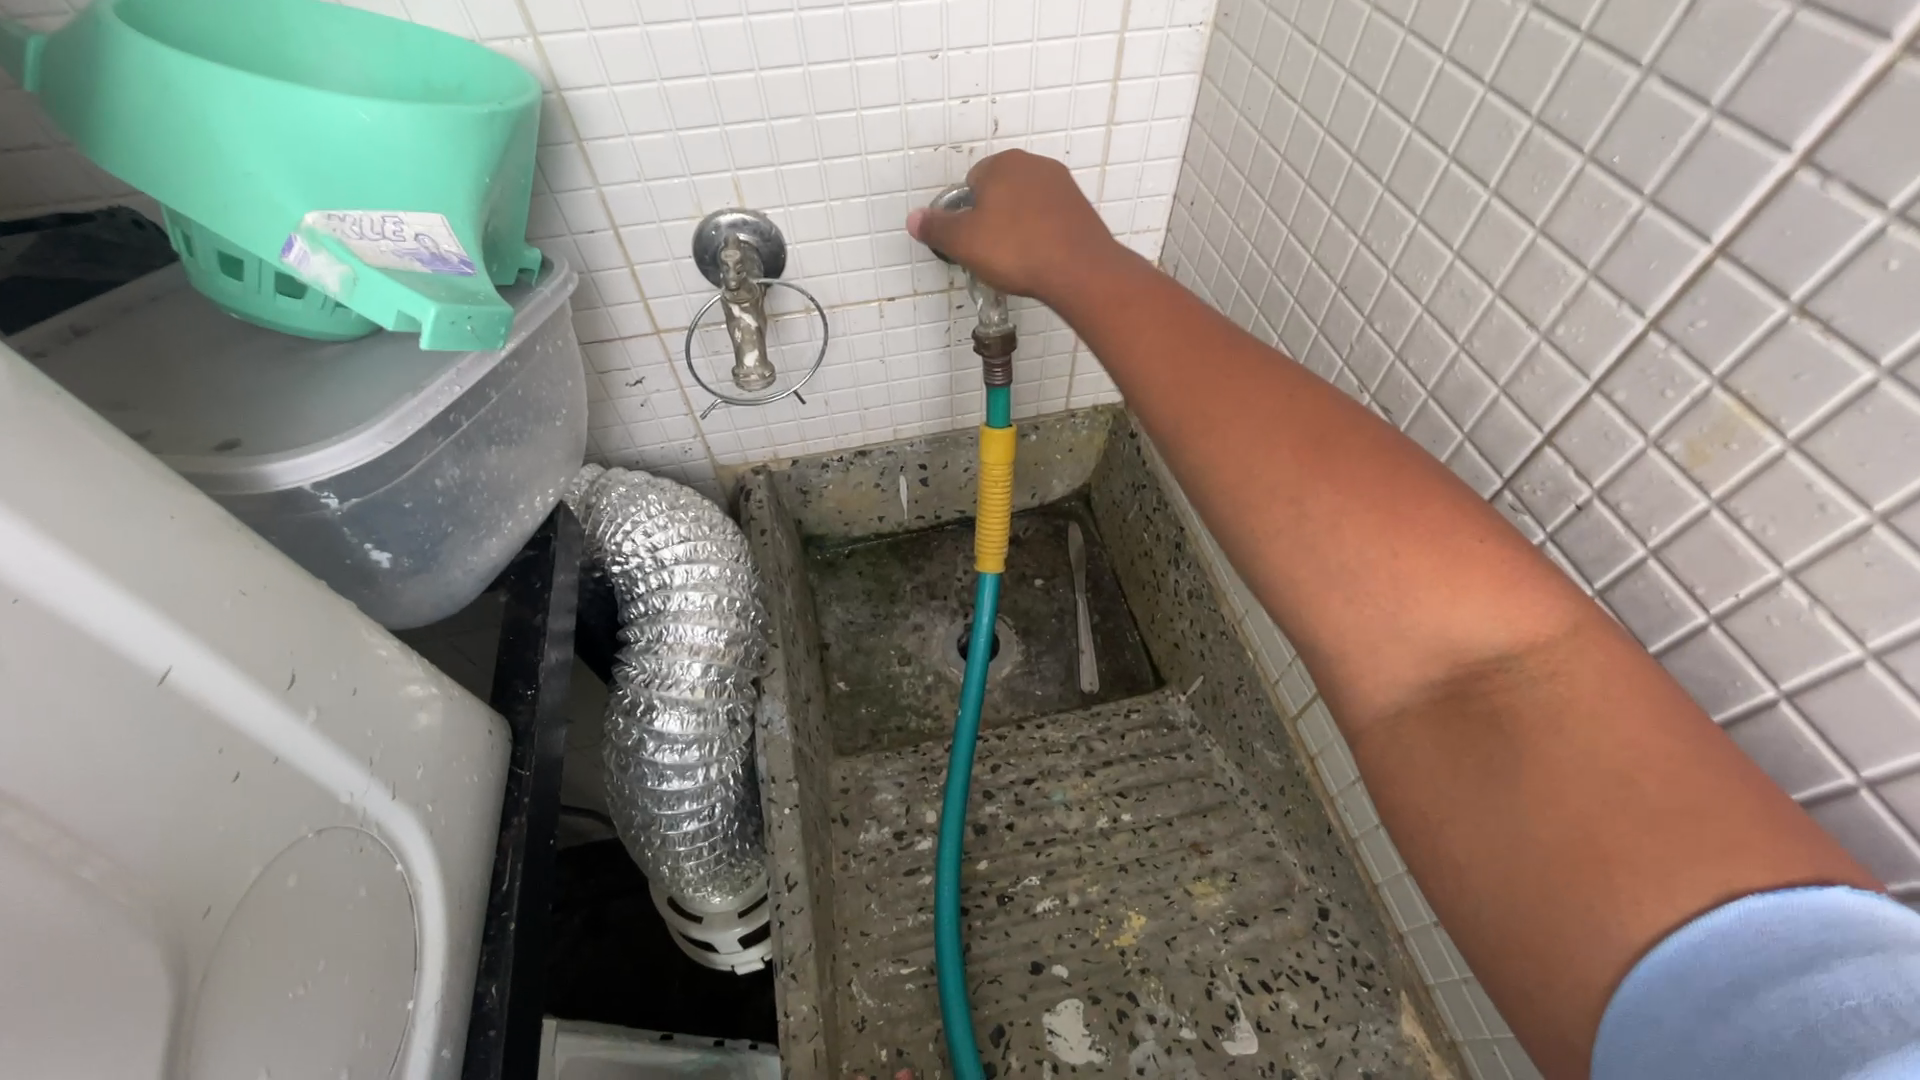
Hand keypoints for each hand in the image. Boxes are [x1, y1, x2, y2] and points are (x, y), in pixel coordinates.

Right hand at [905, 150, 1129, 305]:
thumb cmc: (1016, 250)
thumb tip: (914, 219)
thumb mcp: (963, 242)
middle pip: (1001, 193)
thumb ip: (936, 228)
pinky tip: (1041, 260)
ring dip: (1019, 229)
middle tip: (992, 253)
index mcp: (1003, 164)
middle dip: (994, 219)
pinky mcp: (1080, 210)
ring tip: (1018, 260)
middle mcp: (1035, 165)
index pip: (972, 184)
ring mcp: (1062, 186)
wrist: (1079, 270)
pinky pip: (1050, 221)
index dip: (967, 215)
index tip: (971, 241)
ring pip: (1027, 207)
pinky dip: (1042, 236)